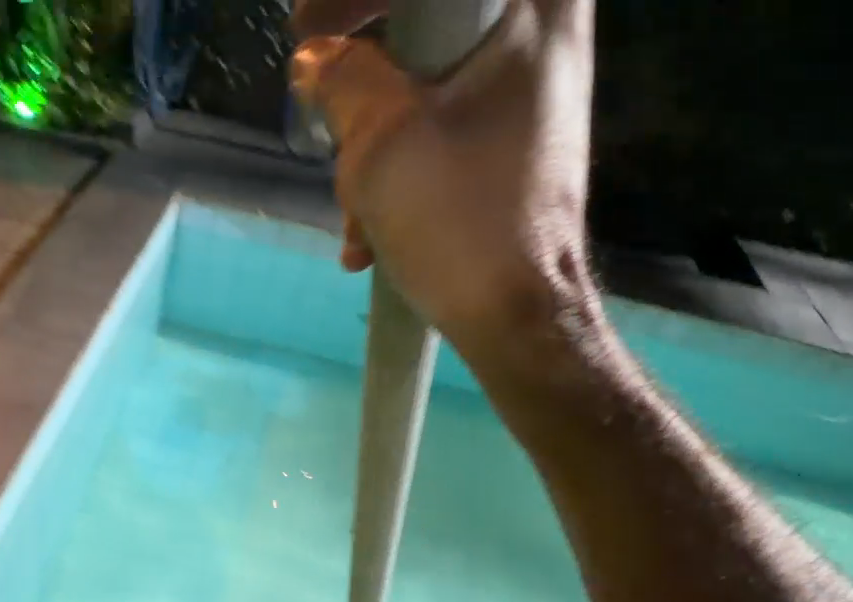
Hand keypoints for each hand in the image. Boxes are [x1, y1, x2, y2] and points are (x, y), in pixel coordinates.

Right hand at [291, 0, 600, 351]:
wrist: (516, 319)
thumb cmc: (457, 221)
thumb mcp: (382, 140)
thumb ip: (342, 78)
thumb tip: (316, 59)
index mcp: (530, 9)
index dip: (353, 2)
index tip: (308, 31)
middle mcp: (544, 34)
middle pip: (422, 30)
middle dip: (362, 92)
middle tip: (323, 119)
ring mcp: (533, 92)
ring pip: (424, 86)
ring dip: (372, 148)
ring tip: (353, 214)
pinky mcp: (516, 141)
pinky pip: (442, 128)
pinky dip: (400, 168)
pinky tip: (371, 230)